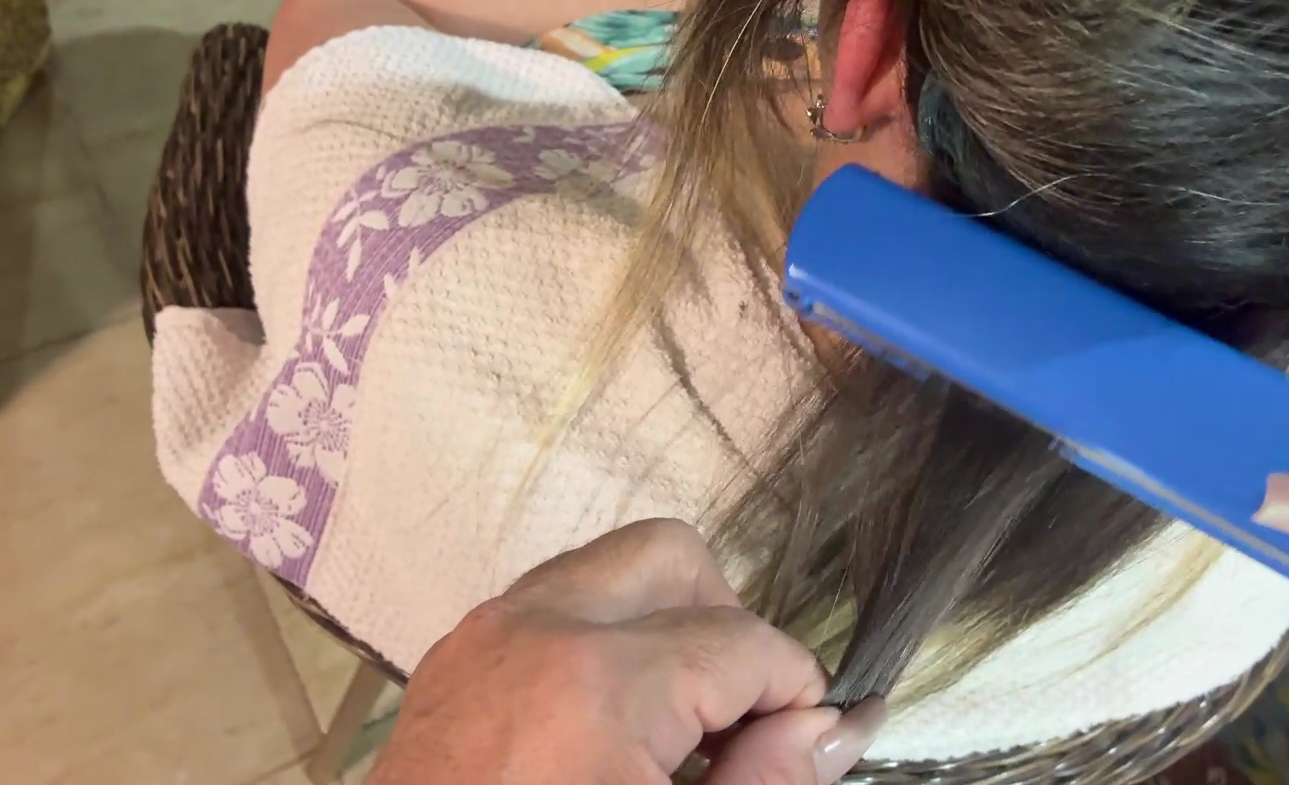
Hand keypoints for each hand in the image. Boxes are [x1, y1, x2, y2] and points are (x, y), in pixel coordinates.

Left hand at [366, 519, 884, 784]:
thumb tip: (829, 726)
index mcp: (598, 684)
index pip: (741, 639)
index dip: (795, 686)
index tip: (808, 735)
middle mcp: (538, 623)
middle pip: (670, 553)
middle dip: (723, 617)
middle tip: (734, 710)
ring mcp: (489, 626)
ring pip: (611, 562)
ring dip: (662, 617)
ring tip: (671, 716)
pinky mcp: (459, 645)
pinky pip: (556, 595)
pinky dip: (602, 630)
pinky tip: (604, 718)